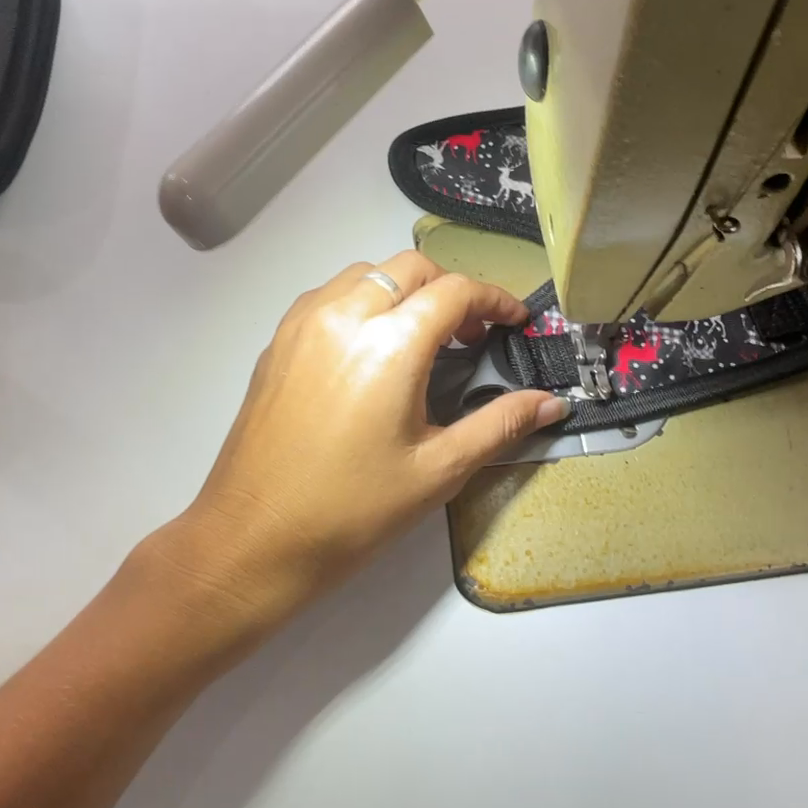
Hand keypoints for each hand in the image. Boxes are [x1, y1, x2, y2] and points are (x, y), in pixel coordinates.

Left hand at [138, 251, 567, 630]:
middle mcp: (343, 314)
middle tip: (473, 335)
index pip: (455, 292)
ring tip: (424, 339)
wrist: (253, 540)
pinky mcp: (277, 342)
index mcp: (390, 343)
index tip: (516, 322)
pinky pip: (330, 296)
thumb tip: (554, 404)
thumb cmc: (353, 510)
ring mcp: (302, 324)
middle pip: (411, 267)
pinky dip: (364, 301)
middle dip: (451, 289)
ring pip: (367, 273)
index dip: (495, 300)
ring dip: (406, 290)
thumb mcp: (438, 470)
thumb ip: (500, 425)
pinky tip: (373, 349)